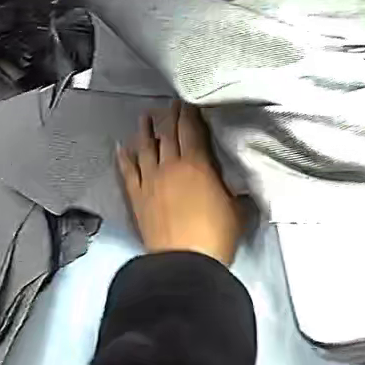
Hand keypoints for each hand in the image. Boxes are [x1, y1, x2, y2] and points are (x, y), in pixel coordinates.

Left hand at [116, 102, 242, 265]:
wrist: (184, 261)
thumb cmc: (215, 236)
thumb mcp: (237, 211)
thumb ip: (237, 191)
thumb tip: (242, 183)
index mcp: (197, 164)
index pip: (192, 130)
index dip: (191, 114)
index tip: (190, 103)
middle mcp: (170, 166)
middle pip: (168, 133)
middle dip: (170, 116)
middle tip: (172, 104)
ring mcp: (150, 180)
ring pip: (145, 147)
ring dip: (145, 130)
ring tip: (145, 117)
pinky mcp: (137, 197)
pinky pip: (128, 170)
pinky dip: (124, 157)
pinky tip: (121, 147)